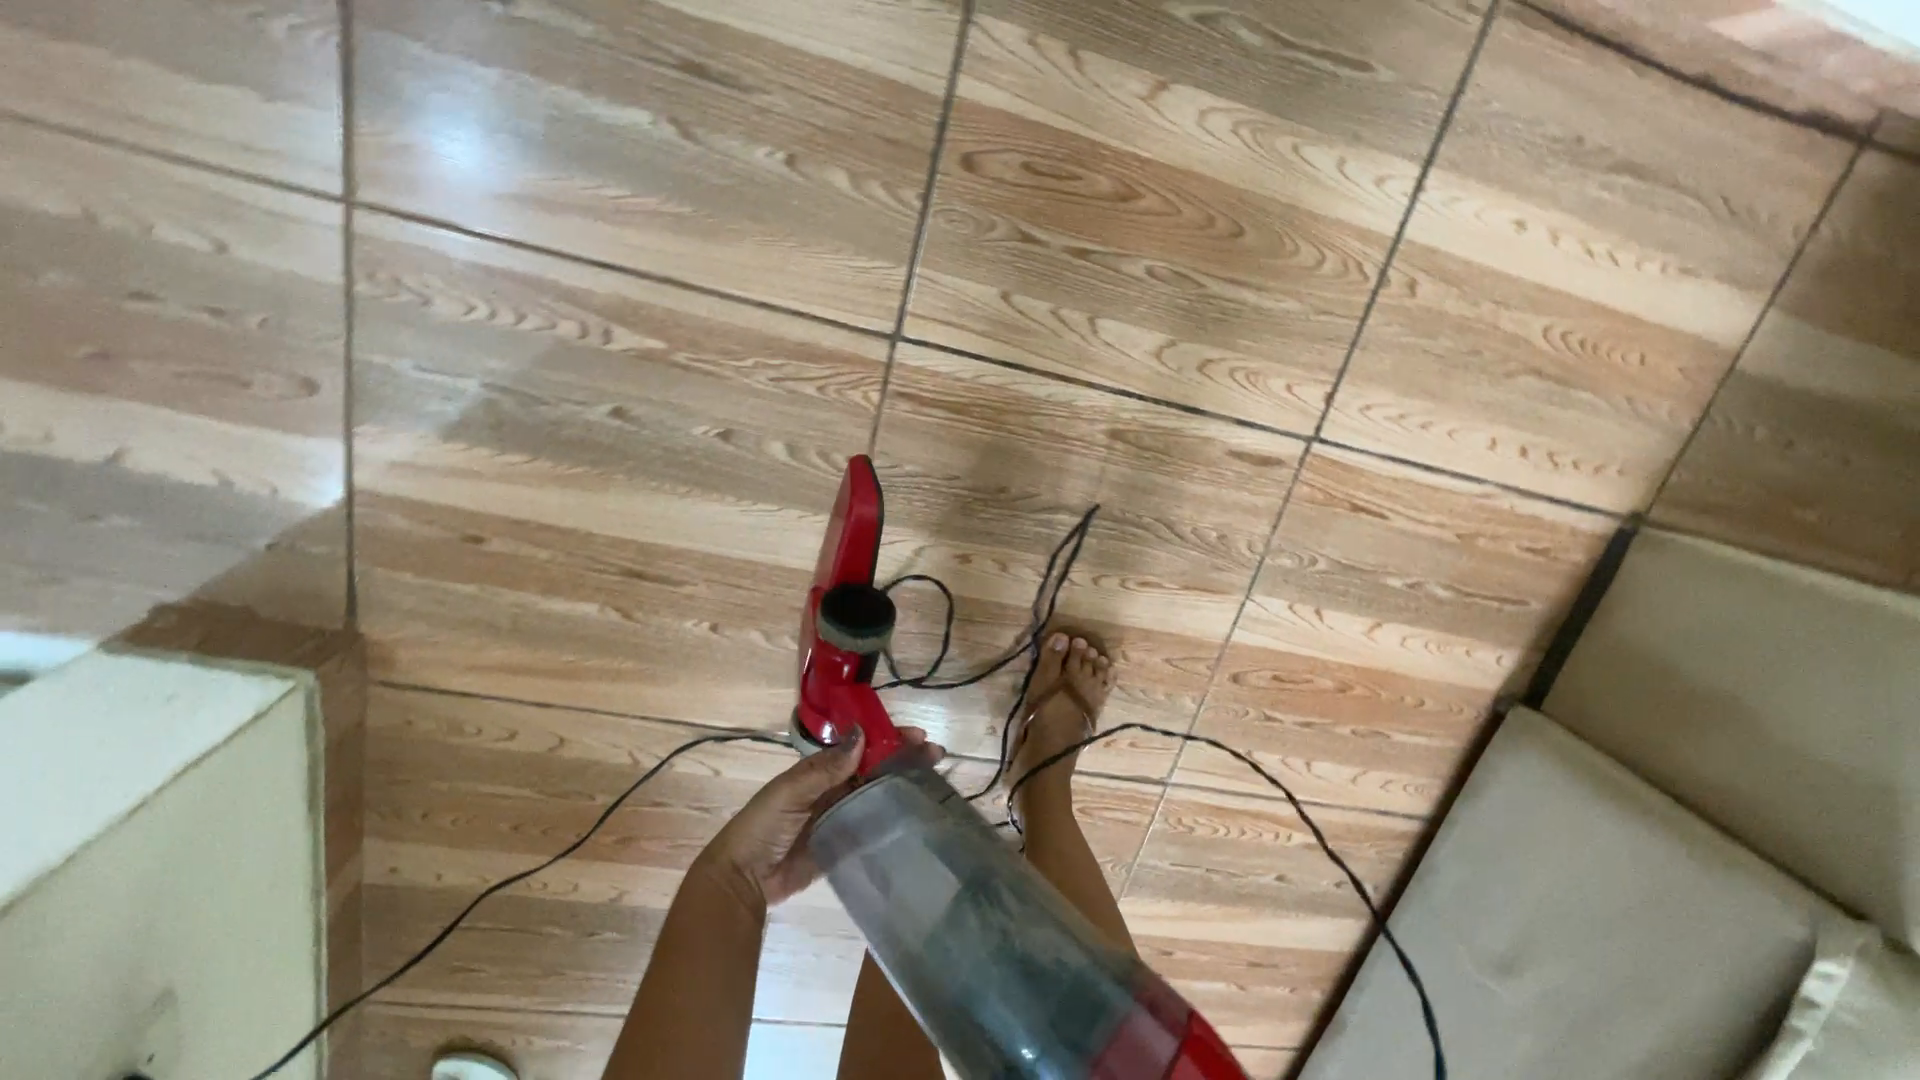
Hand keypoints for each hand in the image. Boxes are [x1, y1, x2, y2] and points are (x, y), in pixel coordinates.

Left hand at [699, 727, 944, 908]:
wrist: (743, 878)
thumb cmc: (763, 826)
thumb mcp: (790, 792)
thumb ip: (825, 768)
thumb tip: (861, 733)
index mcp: (819, 770)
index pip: (860, 747)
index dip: (888, 738)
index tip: (917, 735)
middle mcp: (833, 789)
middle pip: (874, 768)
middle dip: (904, 758)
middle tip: (936, 755)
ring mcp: (840, 817)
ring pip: (877, 794)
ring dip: (903, 785)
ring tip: (935, 781)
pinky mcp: (844, 844)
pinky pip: (873, 827)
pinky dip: (894, 819)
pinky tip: (917, 817)